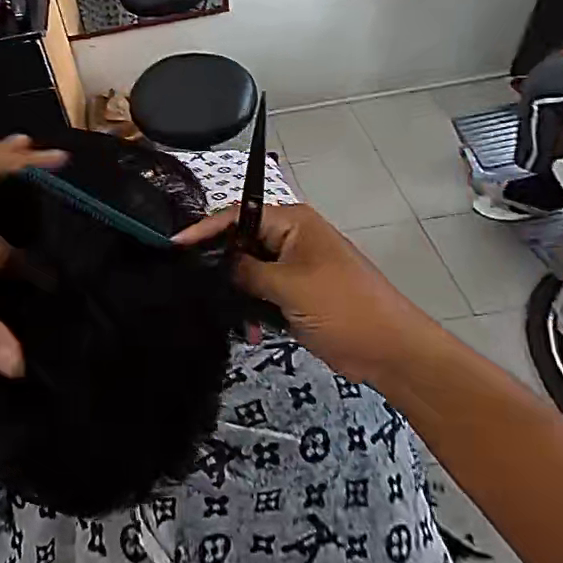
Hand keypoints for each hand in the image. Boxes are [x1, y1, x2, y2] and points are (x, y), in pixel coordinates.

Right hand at [173, 204, 442, 383]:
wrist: (387, 347)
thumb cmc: (341, 306)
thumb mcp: (289, 286)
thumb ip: (248, 271)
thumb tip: (220, 264)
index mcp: (293, 223)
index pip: (240, 215)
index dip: (206, 229)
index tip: (174, 246)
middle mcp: (293, 238)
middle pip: (243, 242)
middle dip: (222, 265)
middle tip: (194, 286)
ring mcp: (296, 267)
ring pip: (251, 271)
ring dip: (239, 294)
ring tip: (228, 317)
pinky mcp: (299, 294)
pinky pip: (265, 293)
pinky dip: (255, 309)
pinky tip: (251, 331)